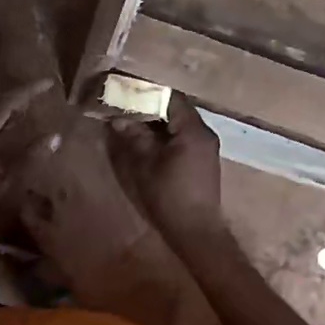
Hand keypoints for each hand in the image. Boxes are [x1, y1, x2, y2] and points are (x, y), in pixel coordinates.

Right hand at [106, 93, 226, 245]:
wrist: (196, 230)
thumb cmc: (170, 195)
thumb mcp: (146, 164)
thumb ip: (134, 136)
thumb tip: (118, 117)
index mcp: (193, 130)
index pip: (172, 98)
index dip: (149, 94)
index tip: (127, 94)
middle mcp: (205, 134)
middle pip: (177, 109)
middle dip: (152, 108)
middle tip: (127, 109)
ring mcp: (207, 148)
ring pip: (181, 124)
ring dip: (159, 122)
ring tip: (134, 124)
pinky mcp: (204, 160)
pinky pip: (185, 137)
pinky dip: (168, 135)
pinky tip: (149, 142)